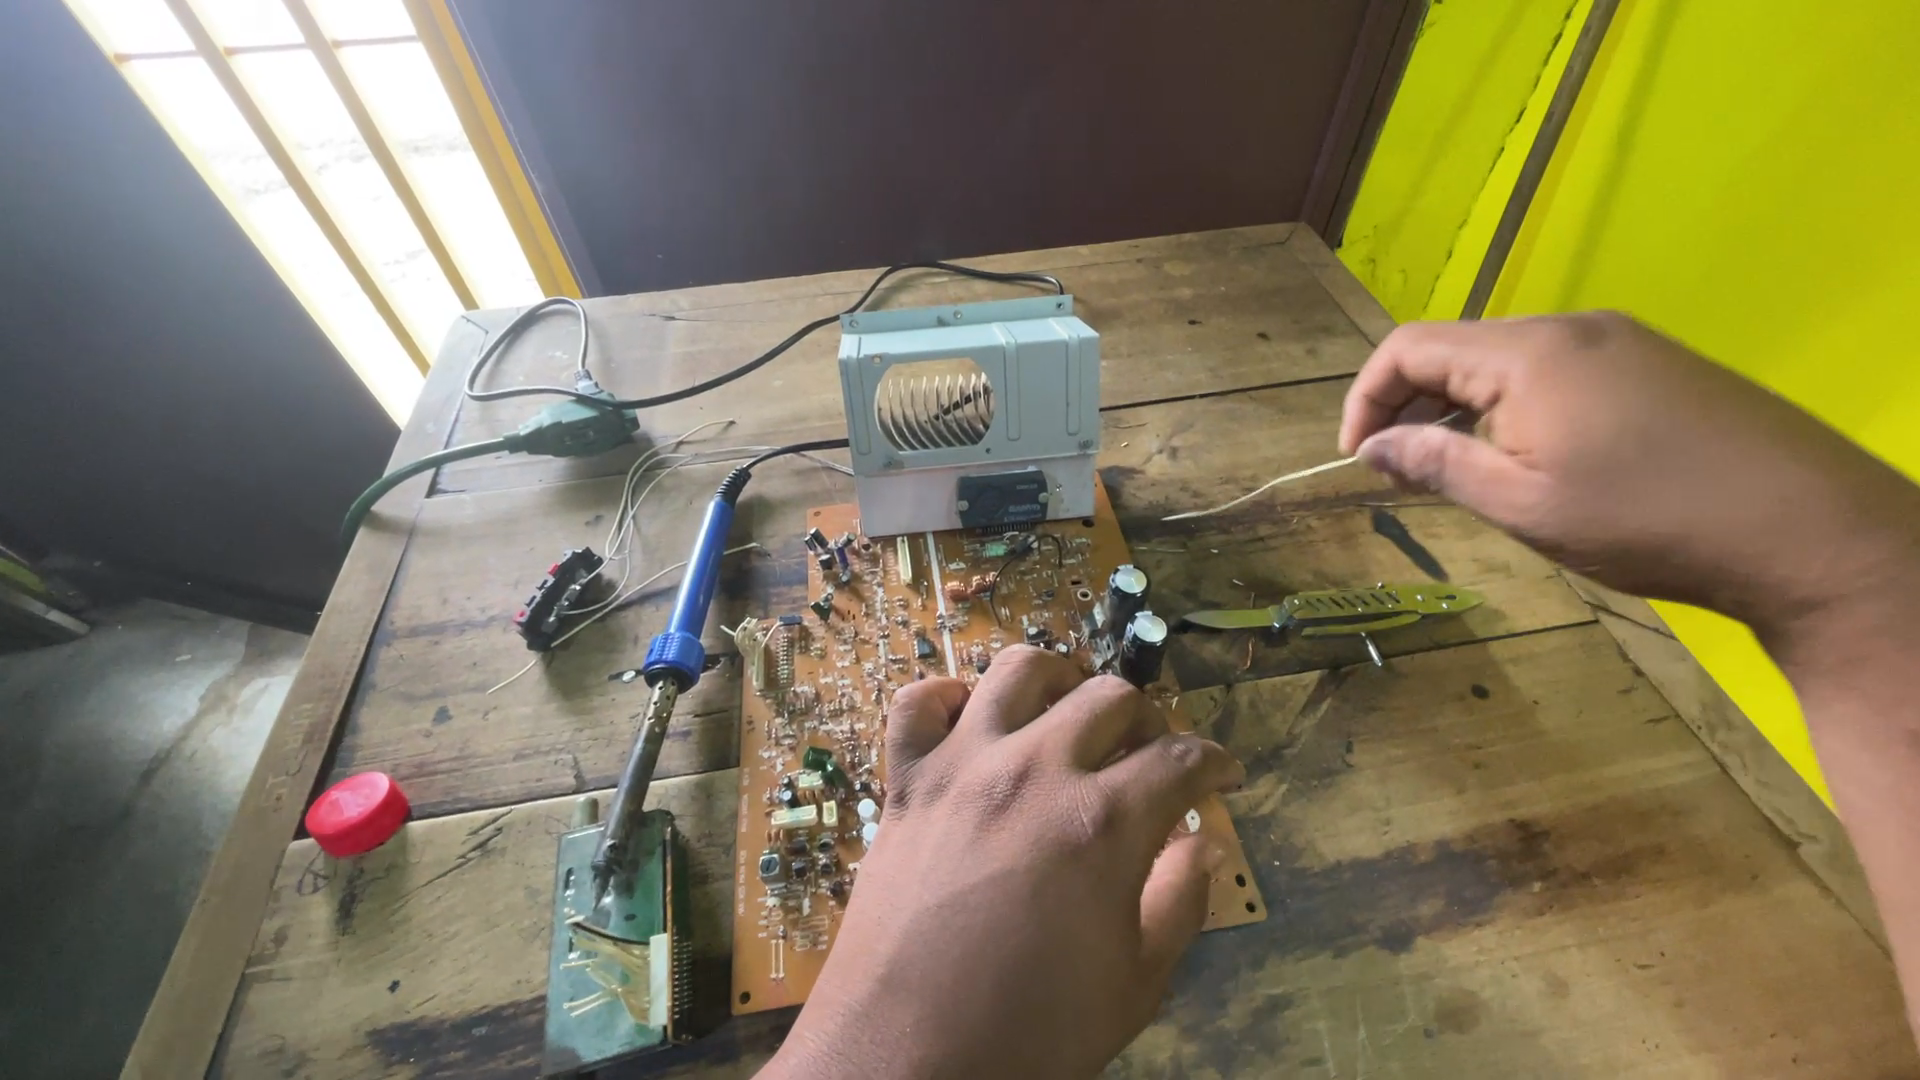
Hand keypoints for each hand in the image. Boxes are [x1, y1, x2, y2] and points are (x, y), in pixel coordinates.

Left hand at [760, 646, 1242, 1079]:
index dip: (1214, 760)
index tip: (1221, 773)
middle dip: (1146, 717)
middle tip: (1147, 752)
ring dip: (1057, 679)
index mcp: (1101, 822)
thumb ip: (1180, 901)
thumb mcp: (1134, 984)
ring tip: (1067, 710)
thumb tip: (1203, 841)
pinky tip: (970, 717)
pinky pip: (917, 703)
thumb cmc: (1029, 1033)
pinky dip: (946, 696)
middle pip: (1110, 697)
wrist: (906, 1058)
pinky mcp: (906, 778)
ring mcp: (963, 765)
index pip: (1181, 758)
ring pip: (1018, 671)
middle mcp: (1035, 770)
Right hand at [1337, 312, 1919, 642]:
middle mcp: (1569, 330)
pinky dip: (1501, 409)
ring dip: (1452, 411)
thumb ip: (1433, 463)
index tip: (1358, 457)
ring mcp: (1615, 343)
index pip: (1409, 348)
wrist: (1815, 533)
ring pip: (1496, 363)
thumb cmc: (1646, 519)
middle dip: (1405, 407)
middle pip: (1451, 350)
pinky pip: (1545, 373)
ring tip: (1447, 471)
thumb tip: (1372, 447)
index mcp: (1529, 354)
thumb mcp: (1519, 501)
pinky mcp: (1647, 366)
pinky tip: (1513, 457)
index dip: (1365, 398)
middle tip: (1397, 473)